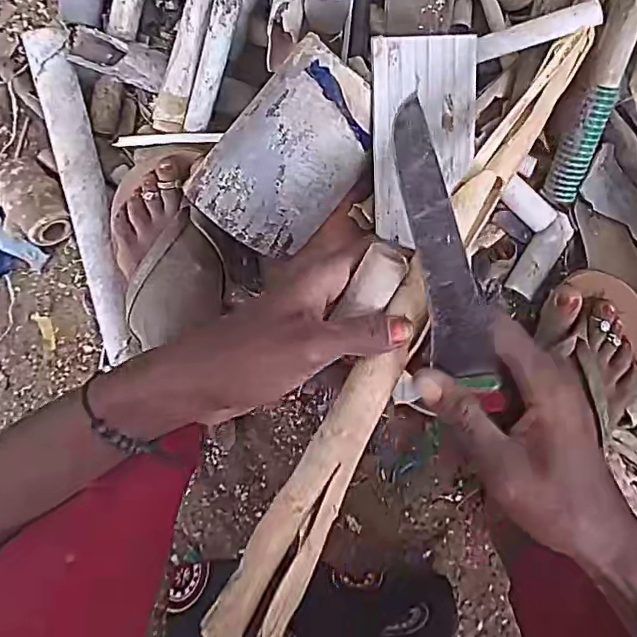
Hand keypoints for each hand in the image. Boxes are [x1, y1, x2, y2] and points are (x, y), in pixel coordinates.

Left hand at [98, 203, 408, 432]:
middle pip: (371, 286)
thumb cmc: (249, 356)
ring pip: (359, 318)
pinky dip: (361, 357)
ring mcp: (313, 319)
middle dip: (400, 303)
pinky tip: (383, 377)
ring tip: (420, 353)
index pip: (371, 251)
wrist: (199, 385)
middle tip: (436, 326)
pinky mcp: (306, 346)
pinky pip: (343, 345)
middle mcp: (320, 290)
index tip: (438, 279)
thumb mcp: (312, 344)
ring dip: (382, 334)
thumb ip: (360, 333)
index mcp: (320, 275)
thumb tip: (408, 326)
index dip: (403, 259)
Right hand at [415, 312, 636, 569]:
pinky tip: (462, 415)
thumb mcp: (501, 463)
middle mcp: (552, 372)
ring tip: (432, 392)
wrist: (602, 538)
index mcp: (545, 378)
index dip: (460, 324)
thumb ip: (463, 415)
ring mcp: (553, 387)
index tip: (423, 333)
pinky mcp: (549, 404)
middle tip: (419, 372)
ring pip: (499, 365)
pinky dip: (484, 394)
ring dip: (468, 377)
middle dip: (457, 354)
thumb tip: (422, 375)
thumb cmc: (556, 502)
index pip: (497, 326)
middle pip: (495, 344)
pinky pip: (510, 384)